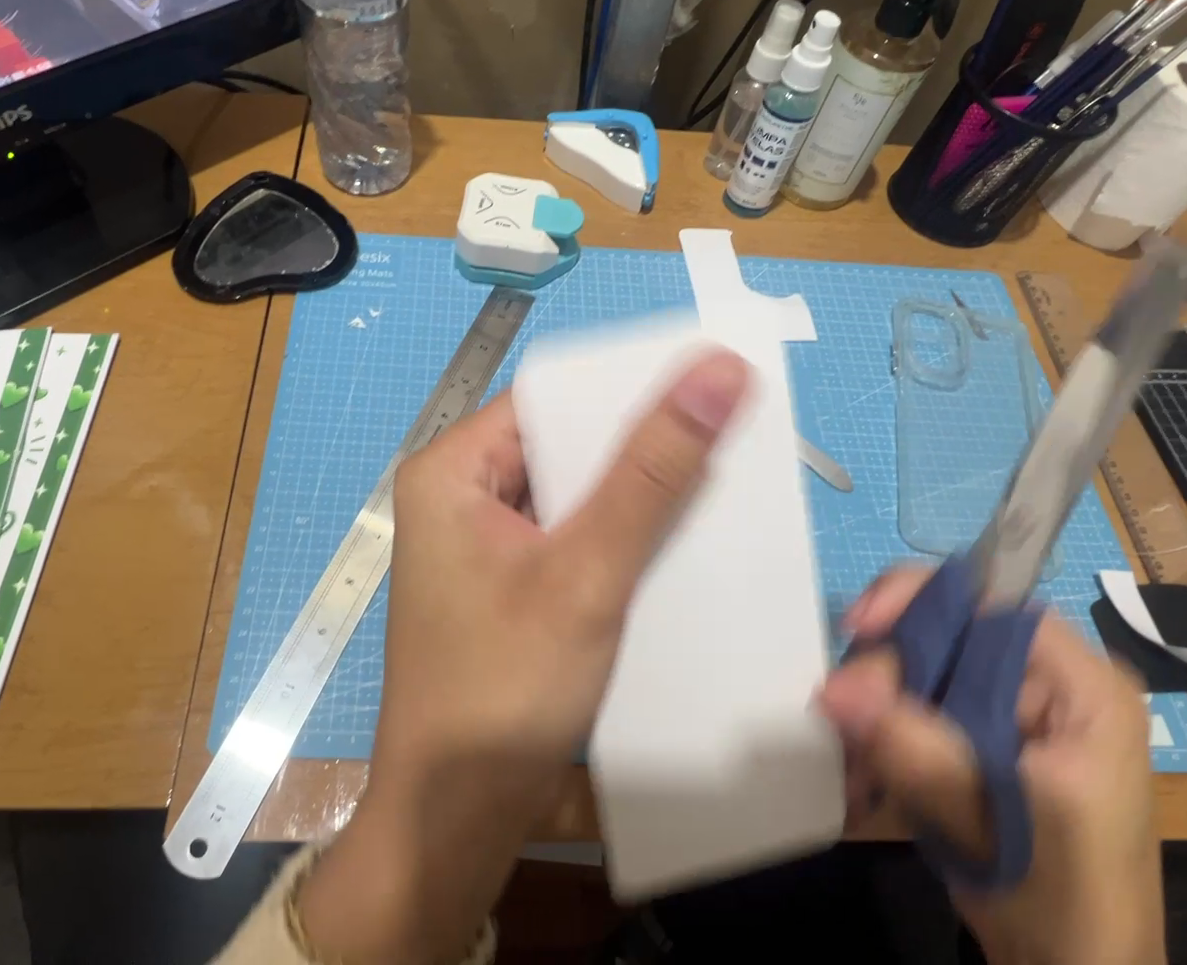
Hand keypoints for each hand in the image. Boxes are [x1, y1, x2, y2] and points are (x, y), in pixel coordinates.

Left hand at [300, 350, 749, 964]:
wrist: (458, 815)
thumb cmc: (505, 687)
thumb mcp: (586, 573)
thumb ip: (652, 472)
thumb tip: (716, 371)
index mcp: (453, 470)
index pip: (552, 398)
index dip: (630, 389)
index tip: (713, 386)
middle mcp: (461, 496)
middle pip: (565, 446)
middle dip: (642, 449)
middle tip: (733, 438)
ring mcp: (482, 545)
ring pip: (574, 496)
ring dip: (638, 498)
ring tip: (721, 487)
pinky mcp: (506, 587)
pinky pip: (571, 540)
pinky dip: (620, 541)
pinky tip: (677, 546)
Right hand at [819, 567, 1163, 964]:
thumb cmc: (1066, 894)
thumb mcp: (991, 816)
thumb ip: (915, 746)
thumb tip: (831, 687)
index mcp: (1076, 684)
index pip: (990, 601)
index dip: (919, 600)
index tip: (857, 628)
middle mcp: (1039, 684)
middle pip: (940, 635)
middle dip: (882, 673)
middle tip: (841, 718)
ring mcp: (1002, 714)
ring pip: (913, 674)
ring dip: (870, 714)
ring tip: (850, 765)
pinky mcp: (969, 743)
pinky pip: (906, 714)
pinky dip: (875, 741)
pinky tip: (863, 781)